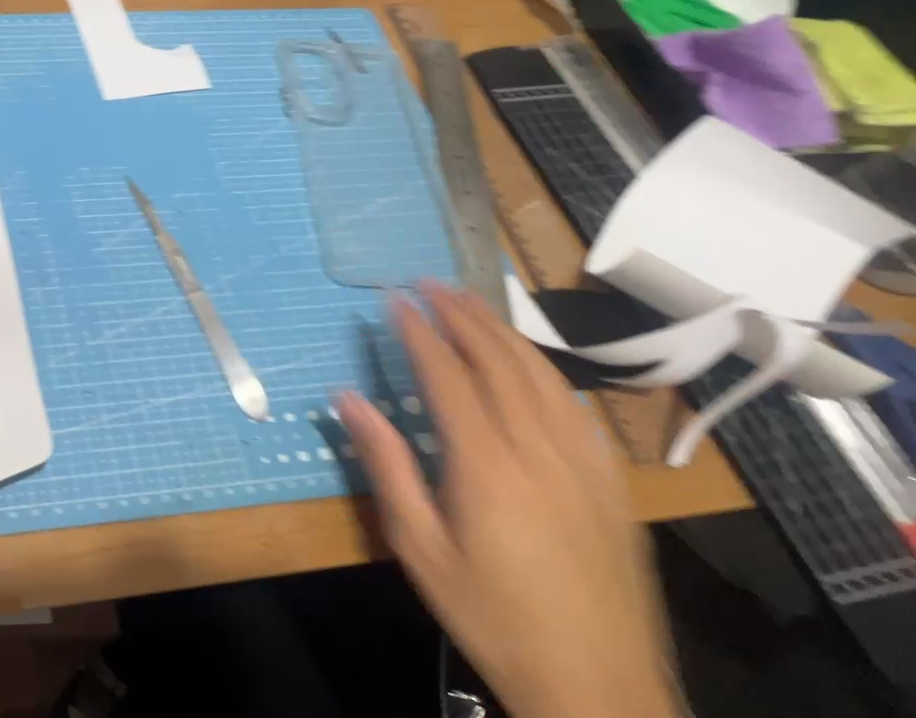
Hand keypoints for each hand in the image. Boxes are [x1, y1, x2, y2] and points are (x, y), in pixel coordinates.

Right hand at [339, 283, 680, 717]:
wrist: (595, 680)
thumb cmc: (490, 614)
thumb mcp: (418, 546)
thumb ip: (386, 465)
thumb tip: (349, 399)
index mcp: (486, 463)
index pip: (448, 375)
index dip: (419, 331)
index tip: (395, 298)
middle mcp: (539, 448)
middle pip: (499, 361)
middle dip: (462, 315)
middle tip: (430, 282)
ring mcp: (583, 461)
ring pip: (542, 375)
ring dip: (503, 331)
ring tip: (471, 302)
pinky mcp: (611, 480)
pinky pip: (576, 406)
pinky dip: (544, 369)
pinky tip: (528, 362)